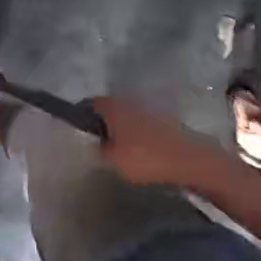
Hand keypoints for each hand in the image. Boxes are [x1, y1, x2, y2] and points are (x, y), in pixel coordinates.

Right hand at [89, 97, 236, 188]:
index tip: (74, 125)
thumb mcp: (113, 160)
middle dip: (99, 119)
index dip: (81, 112)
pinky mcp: (160, 119)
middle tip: (91, 138)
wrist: (186, 158)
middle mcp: (129, 101)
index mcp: (114, 107)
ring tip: (111, 146)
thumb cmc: (145, 158)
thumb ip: (98, 150)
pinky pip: (138, 122)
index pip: (91, 102)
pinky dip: (131, 131)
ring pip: (124, 113)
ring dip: (116, 125)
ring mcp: (147, 108)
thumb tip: (93, 143)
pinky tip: (132, 148)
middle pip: (108, 106)